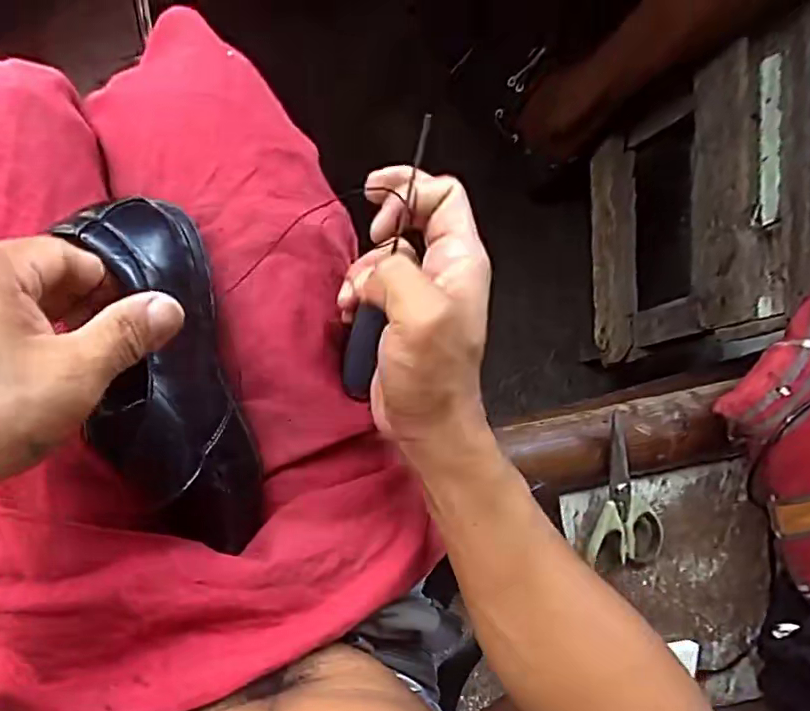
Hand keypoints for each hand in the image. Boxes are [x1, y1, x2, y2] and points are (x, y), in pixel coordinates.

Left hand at [0, 237, 183, 530]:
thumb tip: (171, 305)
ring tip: (66, 374)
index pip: (70, 256)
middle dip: (78, 311)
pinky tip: (19, 384)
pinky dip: (10, 346)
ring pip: (6, 307)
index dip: (110, 288)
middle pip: (35, 278)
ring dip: (45, 332)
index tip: (133, 327)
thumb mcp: (75, 374)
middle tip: (103, 355)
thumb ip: (125, 334)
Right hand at [336, 167, 491, 453]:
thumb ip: (395, 274)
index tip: (374, 198)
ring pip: (383, 260)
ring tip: (351, 302)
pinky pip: (371, 290)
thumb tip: (368, 276)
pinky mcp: (395, 321)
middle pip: (409, 222)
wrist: (425, 423)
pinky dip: (354, 296)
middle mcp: (442, 272)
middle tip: (365, 253)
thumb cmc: (431, 374)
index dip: (409, 188)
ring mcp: (417, 298)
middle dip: (378, 234)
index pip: (443, 196)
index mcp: (461, 260)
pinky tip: (348, 313)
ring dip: (359, 274)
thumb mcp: (420, 313)